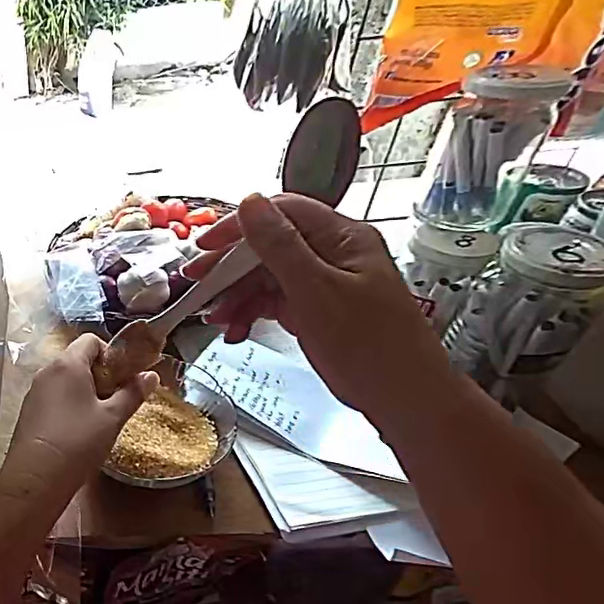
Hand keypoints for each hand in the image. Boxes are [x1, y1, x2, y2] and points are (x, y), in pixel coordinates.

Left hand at [0, 335, 158, 521]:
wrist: (35, 479)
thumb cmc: (78, 442)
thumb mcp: (112, 418)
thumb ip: (133, 393)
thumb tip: (152, 375)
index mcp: (68, 364)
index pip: (91, 340)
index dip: (112, 353)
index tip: (125, 376)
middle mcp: (47, 371)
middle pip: (78, 359)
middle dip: (101, 374)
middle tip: (118, 398)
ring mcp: (34, 392)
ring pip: (65, 379)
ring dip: (85, 390)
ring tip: (102, 416)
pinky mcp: (28, 412)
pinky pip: (54, 396)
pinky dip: (69, 404)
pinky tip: (80, 429)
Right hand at [184, 193, 449, 416]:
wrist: (406, 401)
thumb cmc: (372, 348)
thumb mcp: (316, 292)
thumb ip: (281, 246)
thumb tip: (250, 202)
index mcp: (343, 238)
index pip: (282, 214)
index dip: (239, 226)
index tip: (204, 245)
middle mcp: (334, 254)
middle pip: (271, 247)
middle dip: (232, 268)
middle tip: (198, 285)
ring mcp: (326, 284)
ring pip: (270, 278)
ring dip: (239, 296)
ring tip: (216, 321)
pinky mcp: (319, 311)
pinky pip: (278, 302)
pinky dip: (254, 314)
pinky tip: (236, 331)